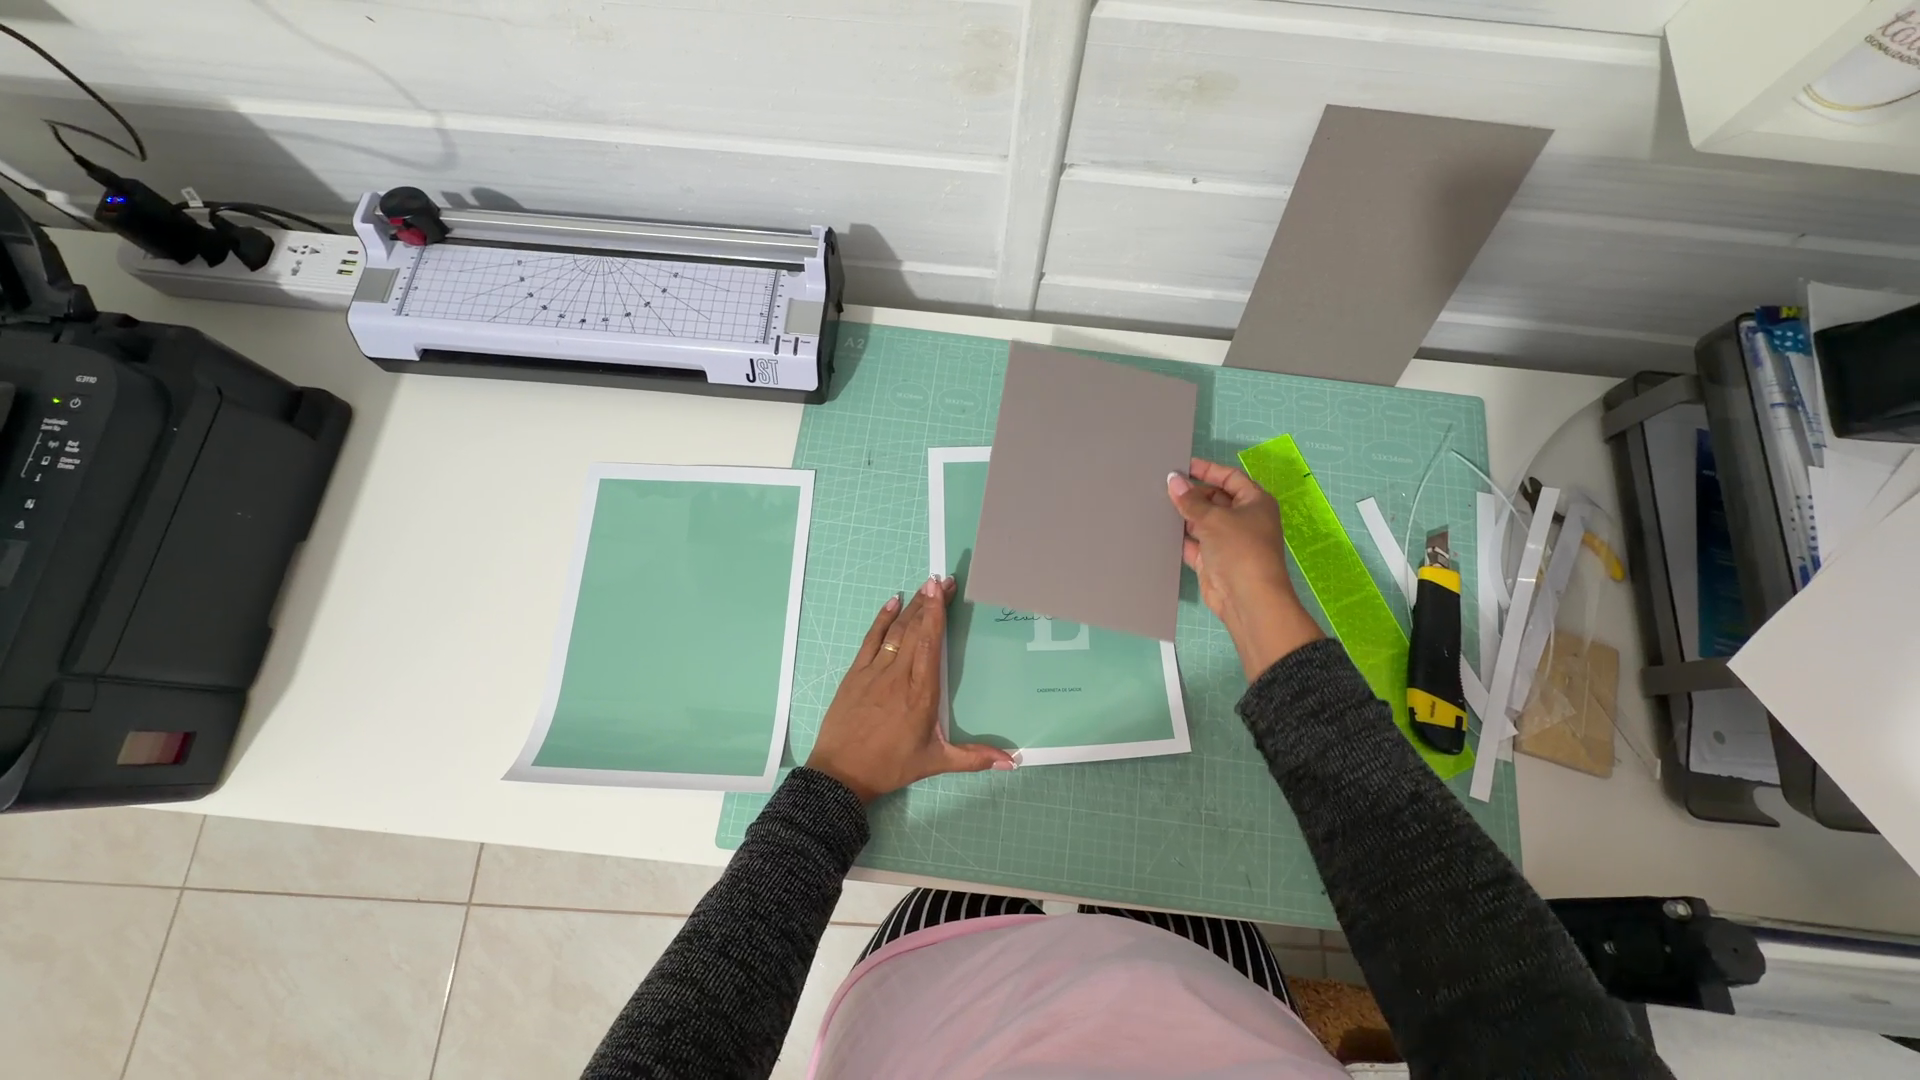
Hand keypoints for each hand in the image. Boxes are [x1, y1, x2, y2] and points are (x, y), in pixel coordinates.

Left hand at [806, 576, 1016, 802]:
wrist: (840, 773)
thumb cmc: (890, 766)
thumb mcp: (935, 762)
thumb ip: (973, 758)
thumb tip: (1011, 762)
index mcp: (921, 693)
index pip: (930, 644)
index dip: (936, 614)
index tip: (942, 590)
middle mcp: (898, 676)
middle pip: (916, 631)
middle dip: (930, 603)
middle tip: (943, 580)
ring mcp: (874, 672)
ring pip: (896, 632)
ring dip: (911, 608)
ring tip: (925, 587)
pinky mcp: (855, 674)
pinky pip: (871, 640)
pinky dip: (882, 619)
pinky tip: (892, 602)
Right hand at [1167, 459, 1323, 679]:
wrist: (1247, 598)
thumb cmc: (1239, 549)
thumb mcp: (1214, 518)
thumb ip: (1190, 499)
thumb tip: (1172, 479)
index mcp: (1255, 502)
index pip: (1230, 478)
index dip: (1207, 470)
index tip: (1182, 466)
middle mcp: (1244, 519)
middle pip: (1215, 499)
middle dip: (1192, 494)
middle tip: (1163, 486)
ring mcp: (1228, 541)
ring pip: (1203, 522)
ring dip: (1184, 515)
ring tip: (1155, 503)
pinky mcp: (1214, 560)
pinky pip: (1194, 543)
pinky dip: (1180, 537)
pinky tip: (1159, 529)